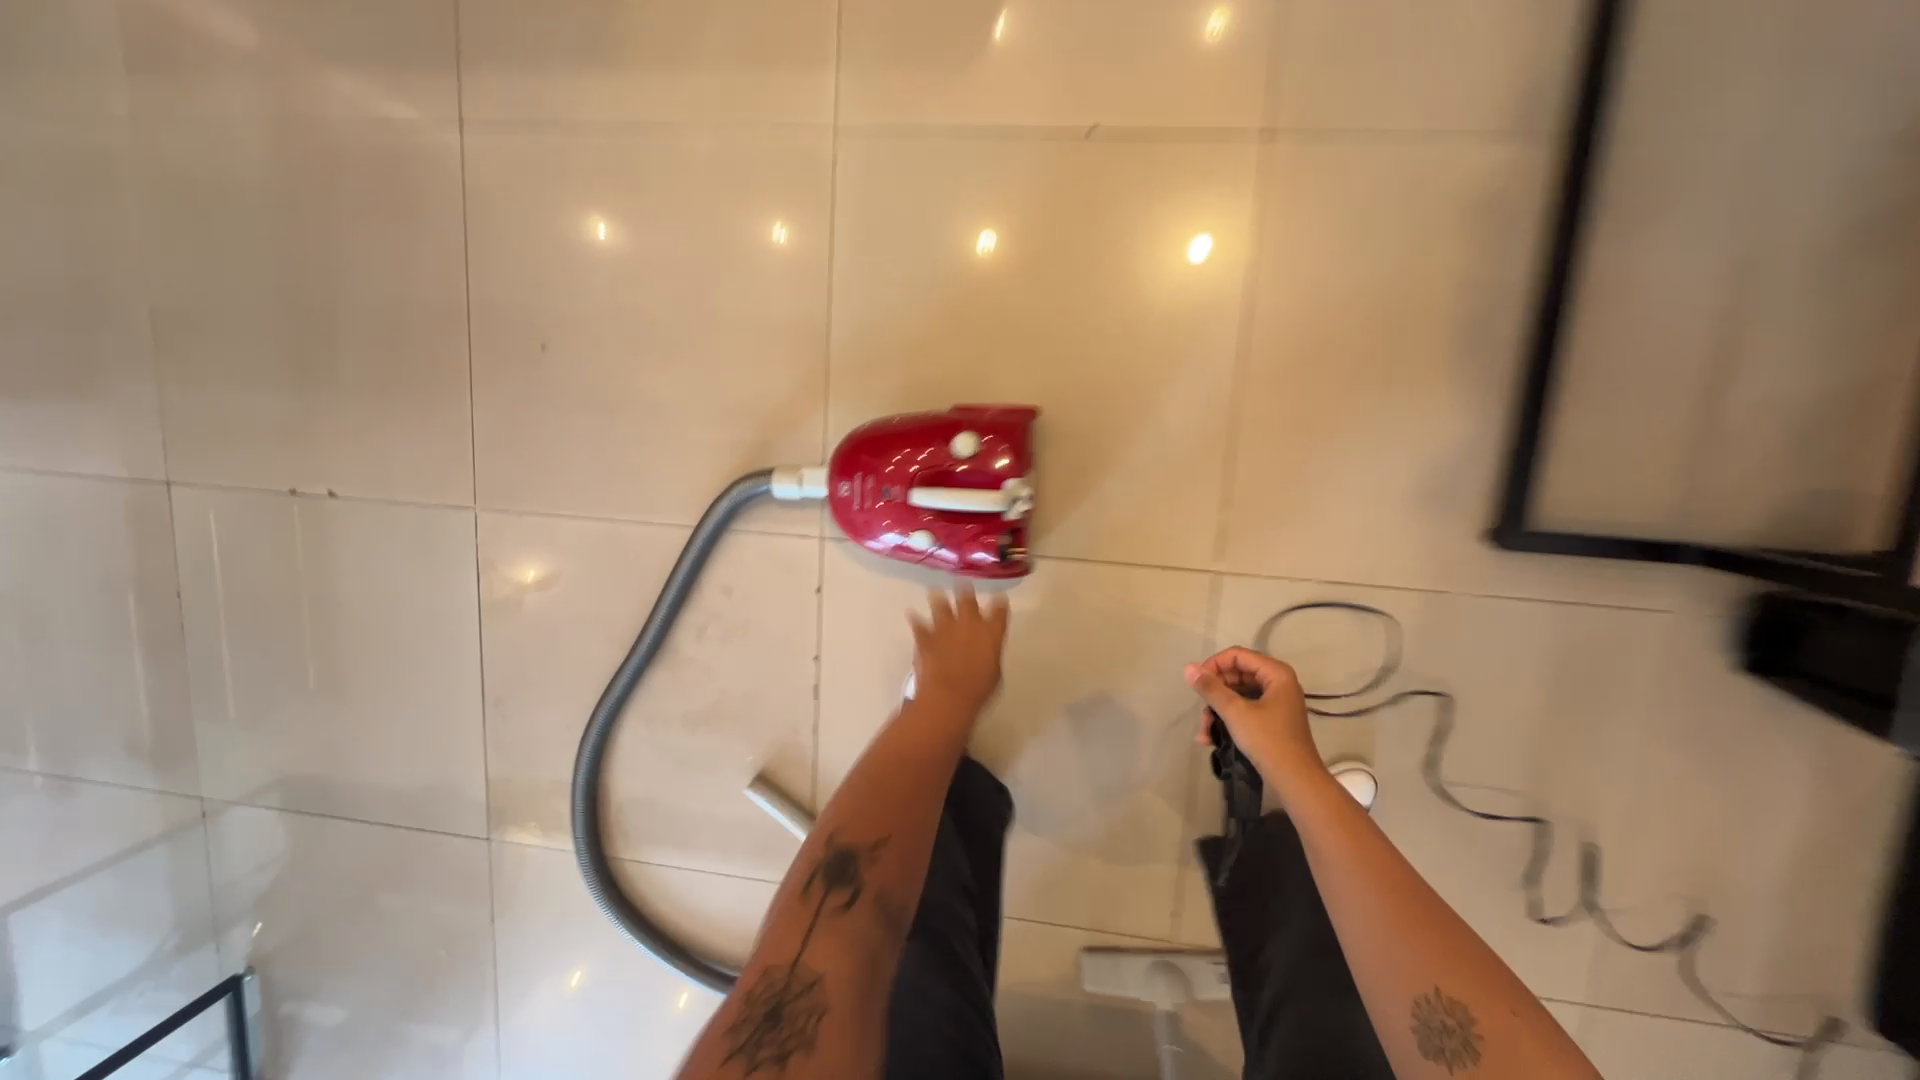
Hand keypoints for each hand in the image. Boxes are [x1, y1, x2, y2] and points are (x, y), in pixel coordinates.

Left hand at [909, 584, 1009, 717]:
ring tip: (935, 592)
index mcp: (991, 632)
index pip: (999, 611)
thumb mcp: (994, 672)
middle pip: (967, 600)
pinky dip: (916, 620)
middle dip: (965, 590)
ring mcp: (944, 628)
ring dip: (938, 599)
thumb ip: (990, 654)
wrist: (949, 695)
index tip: (999, 598)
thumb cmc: (979, 689)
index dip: (999, 603)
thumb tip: (986, 651)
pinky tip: (912, 615)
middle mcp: (968, 623)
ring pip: (940, 606)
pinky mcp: (925, 637)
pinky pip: (919, 624)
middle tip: (962, 582)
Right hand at [1185, 647, 1320, 787]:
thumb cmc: (1268, 740)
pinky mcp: (1271, 720)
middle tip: (1200, 709)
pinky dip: (1228, 721)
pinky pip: (1244, 710)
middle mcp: (1278, 683)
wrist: (1295, 780)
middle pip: (1236, 675)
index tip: (1196, 682)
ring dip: (1218, 710)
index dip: (1214, 665)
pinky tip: (1211, 739)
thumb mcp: (1235, 712)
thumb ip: (1211, 688)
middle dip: (1215, 693)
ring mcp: (1275, 702)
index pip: (1237, 655)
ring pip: (1237, 695)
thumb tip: (1189, 668)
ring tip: (1205, 732)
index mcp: (1276, 673)